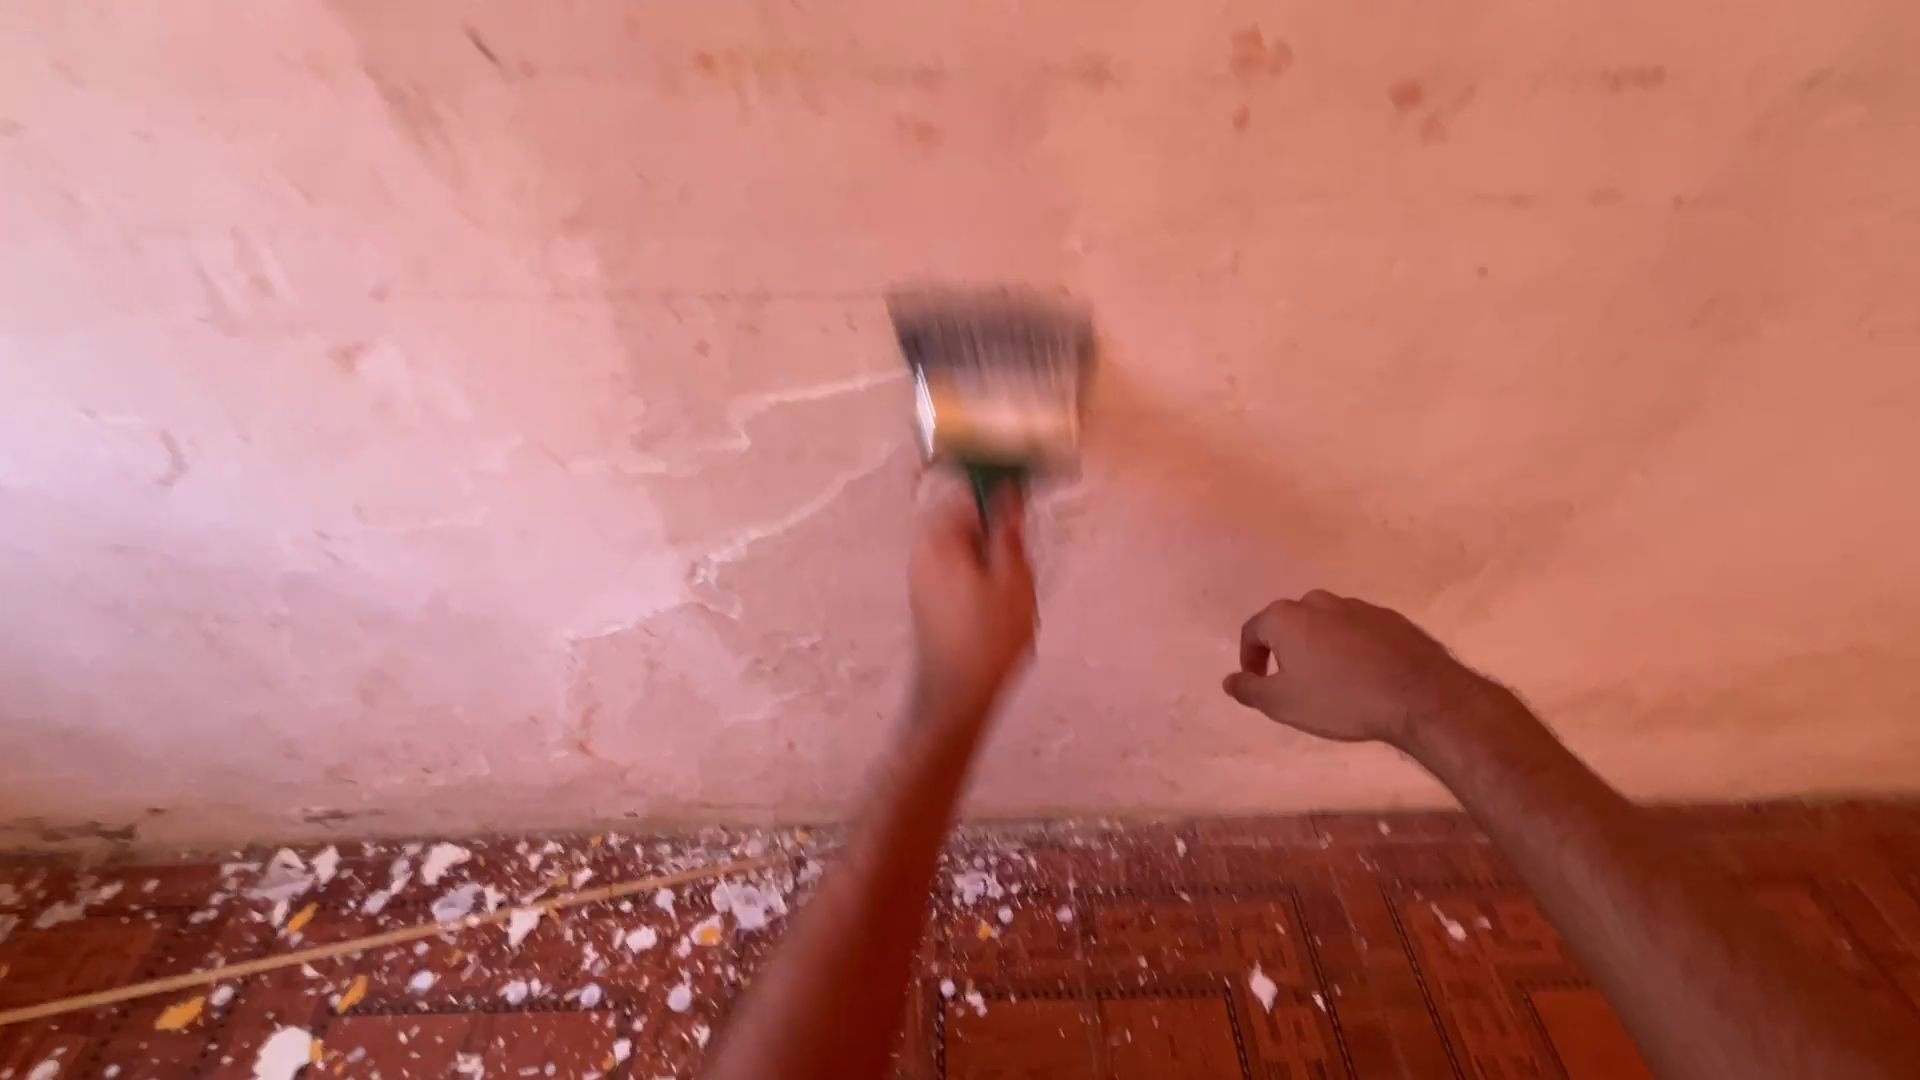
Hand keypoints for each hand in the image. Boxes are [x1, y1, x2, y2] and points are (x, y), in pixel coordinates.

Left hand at [908, 480, 1036, 712]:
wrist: (954, 695)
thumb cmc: (988, 639)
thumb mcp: (1013, 579)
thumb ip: (1008, 532)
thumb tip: (1007, 492)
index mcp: (939, 538)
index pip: (967, 489)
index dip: (998, 487)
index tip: (1023, 495)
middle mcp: (922, 551)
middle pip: (966, 521)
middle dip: (997, 534)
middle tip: (1020, 561)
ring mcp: (921, 576)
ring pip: (966, 549)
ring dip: (993, 560)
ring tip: (1013, 593)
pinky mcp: (926, 599)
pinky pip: (959, 571)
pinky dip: (982, 579)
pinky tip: (999, 609)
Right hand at [1223, 590, 1491, 747]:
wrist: (1420, 696)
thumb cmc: (1339, 699)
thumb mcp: (1282, 703)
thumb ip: (1249, 690)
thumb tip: (1229, 680)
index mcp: (1285, 618)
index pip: (1253, 631)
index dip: (1250, 658)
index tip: (1259, 682)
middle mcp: (1318, 603)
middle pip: (1291, 624)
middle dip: (1287, 649)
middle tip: (1295, 681)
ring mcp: (1358, 608)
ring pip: (1327, 626)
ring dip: (1321, 647)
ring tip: (1333, 681)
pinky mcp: (1392, 619)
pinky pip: (1360, 632)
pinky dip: (1354, 649)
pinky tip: (1366, 676)